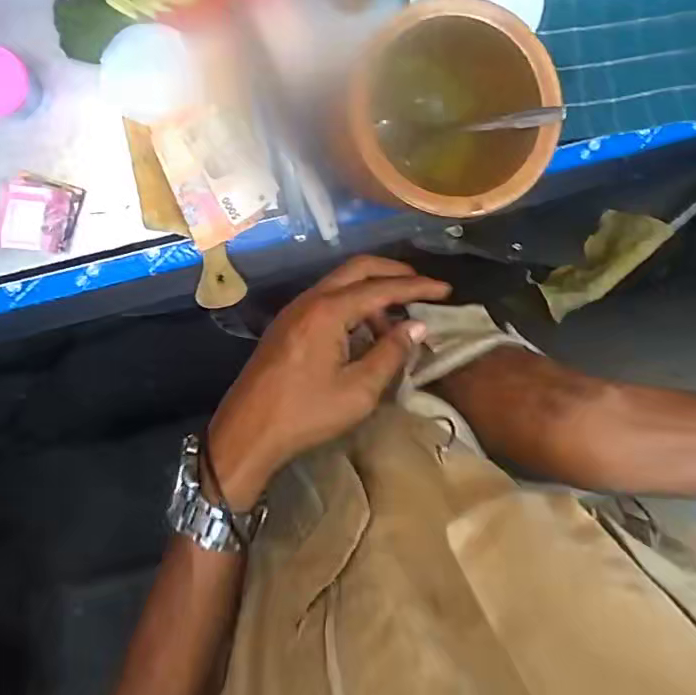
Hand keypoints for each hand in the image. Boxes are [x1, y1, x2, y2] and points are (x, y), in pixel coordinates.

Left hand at [206, 256, 450, 508]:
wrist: (250, 425)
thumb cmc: (306, 411)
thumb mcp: (358, 389)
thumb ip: (390, 353)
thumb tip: (417, 325)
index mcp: (327, 310)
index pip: (380, 287)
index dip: (415, 287)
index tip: (446, 290)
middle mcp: (309, 299)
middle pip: (356, 269)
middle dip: (392, 273)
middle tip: (424, 288)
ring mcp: (295, 310)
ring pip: (339, 284)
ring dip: (371, 292)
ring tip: (399, 323)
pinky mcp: (288, 323)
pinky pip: (326, 300)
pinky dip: (352, 305)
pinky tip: (367, 332)